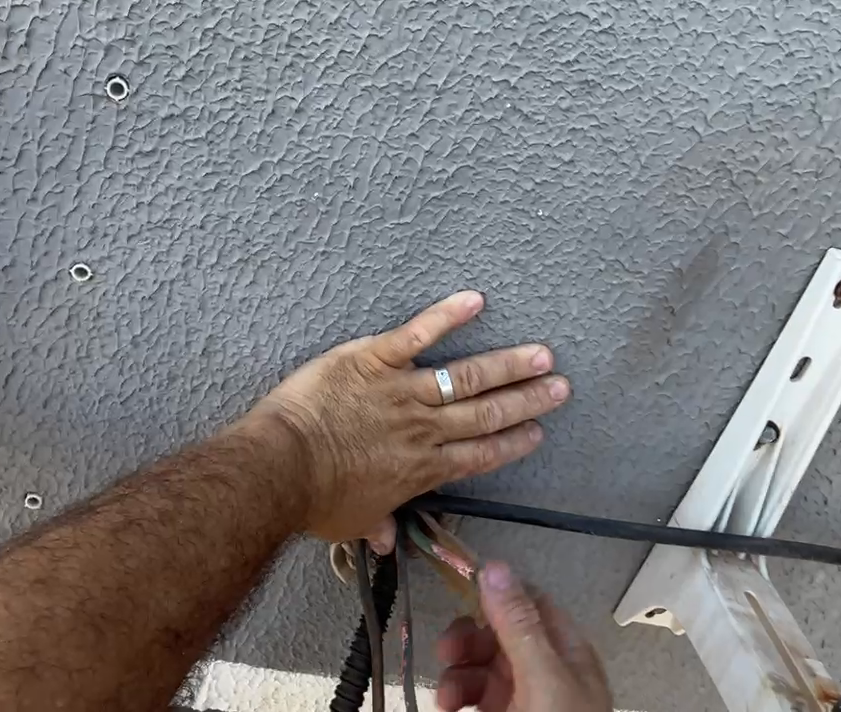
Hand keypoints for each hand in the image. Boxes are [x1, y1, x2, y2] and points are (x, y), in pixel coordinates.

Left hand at [245, 291, 569, 546]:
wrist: (281, 469)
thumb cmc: (313, 499)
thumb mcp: (350, 520)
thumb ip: (376, 523)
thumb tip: (383, 541)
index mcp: (421, 467)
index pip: (480, 454)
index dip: (512, 441)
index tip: (537, 430)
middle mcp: (423, 428)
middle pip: (486, 413)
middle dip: (526, 400)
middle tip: (558, 386)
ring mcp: (402, 391)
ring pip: (465, 376)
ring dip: (506, 365)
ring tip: (540, 354)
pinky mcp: (376, 359)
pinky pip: (417, 334)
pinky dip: (447, 316)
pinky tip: (474, 300)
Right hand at [436, 563, 611, 711]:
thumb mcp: (543, 681)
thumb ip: (518, 625)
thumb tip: (494, 565)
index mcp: (566, 653)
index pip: (531, 602)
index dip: (497, 593)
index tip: (461, 592)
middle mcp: (546, 673)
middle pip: (500, 634)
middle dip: (469, 639)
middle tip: (445, 653)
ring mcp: (525, 703)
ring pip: (482, 668)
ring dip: (457, 674)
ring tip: (443, 698)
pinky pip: (475, 700)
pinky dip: (457, 698)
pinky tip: (446, 708)